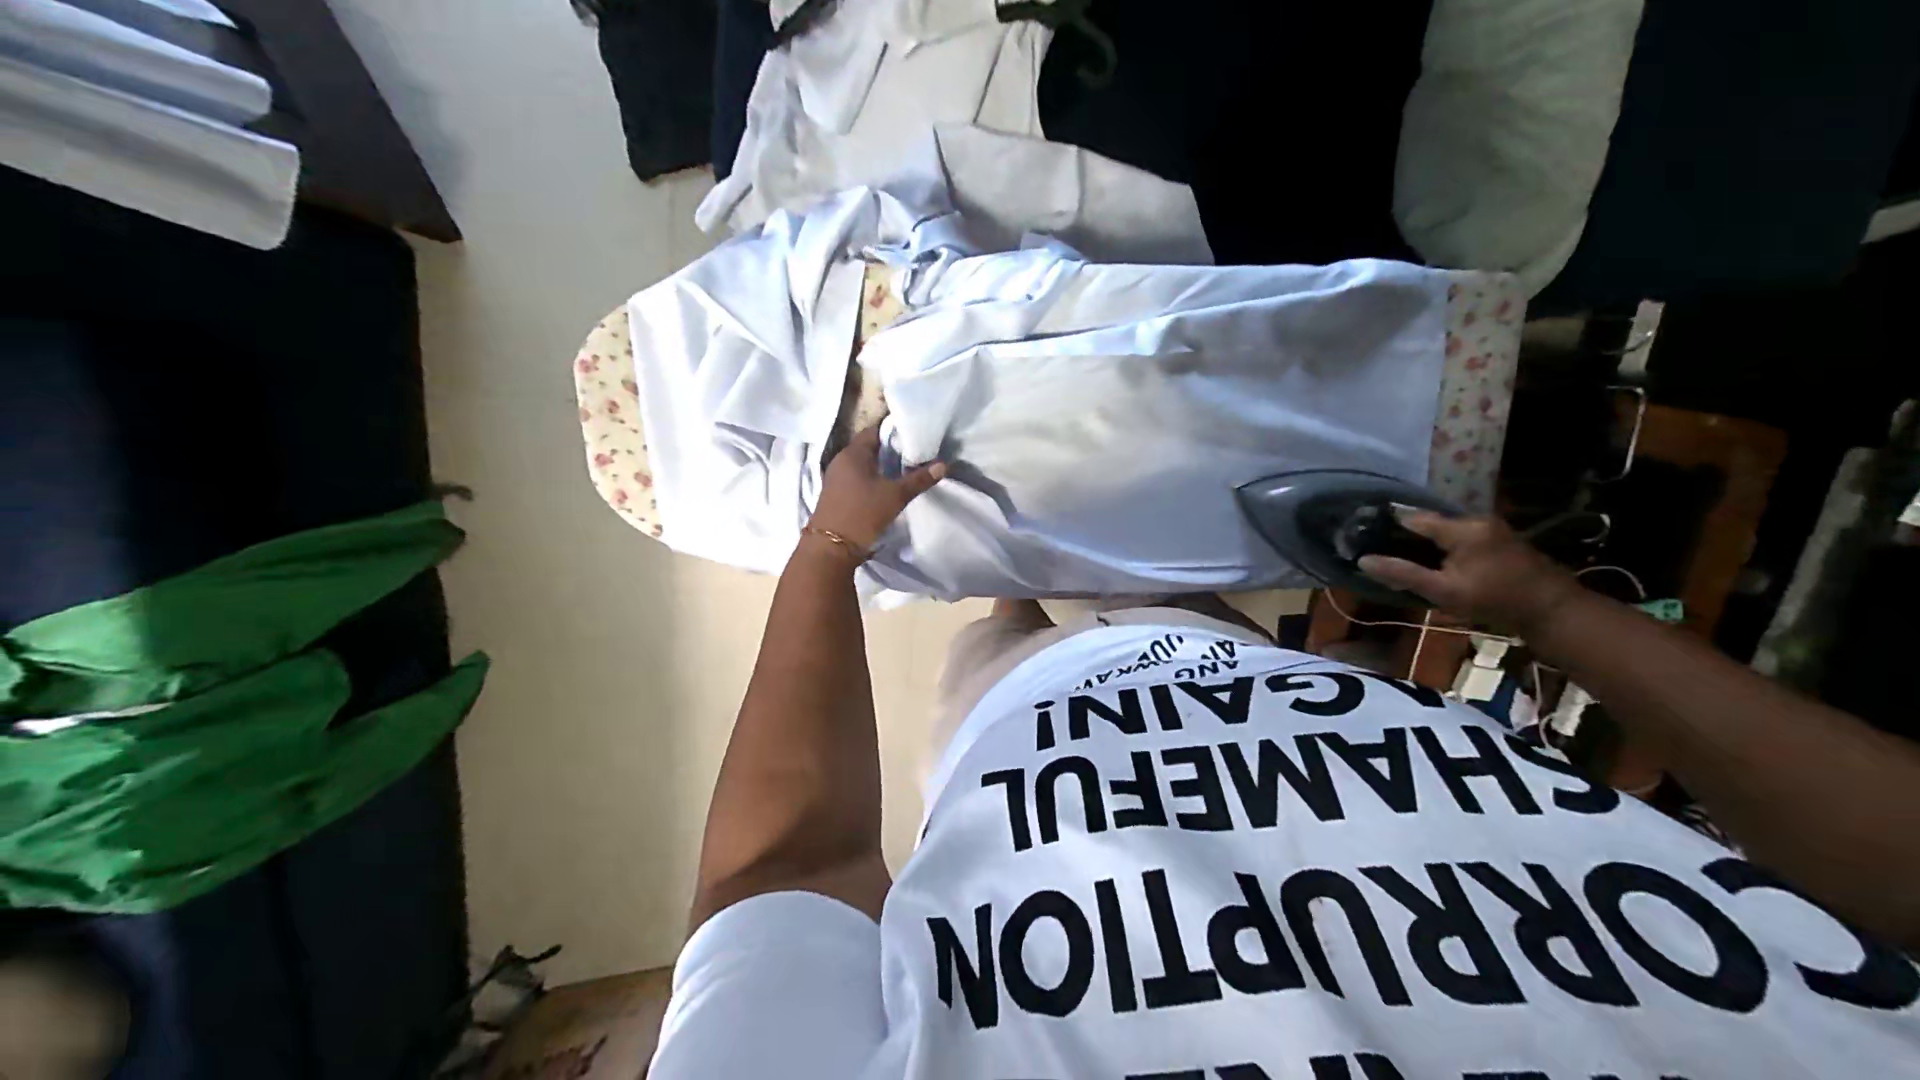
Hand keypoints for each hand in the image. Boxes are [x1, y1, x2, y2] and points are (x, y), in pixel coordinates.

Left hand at [808, 424, 946, 551]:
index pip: (875, 430)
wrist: (832, 548)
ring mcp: (837, 478)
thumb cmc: (863, 514)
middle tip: (915, 453)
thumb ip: (919, 479)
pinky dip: (873, 478)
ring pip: (864, 464)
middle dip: (891, 449)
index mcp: (853, 453)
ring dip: (882, 466)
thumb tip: (943, 464)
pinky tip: (888, 486)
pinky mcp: (837, 493)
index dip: (894, 430)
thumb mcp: (895, 496)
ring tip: (906, 470)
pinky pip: (858, 478)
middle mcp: (841, 460)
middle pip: (869, 447)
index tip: (914, 435)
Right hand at [1358, 512, 1582, 634]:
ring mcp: (1491, 527)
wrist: (1555, 610)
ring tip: (1403, 559)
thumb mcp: (1444, 591)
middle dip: (1405, 537)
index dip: (1387, 527)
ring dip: (1425, 543)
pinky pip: (1460, 536)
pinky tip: (1434, 562)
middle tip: (1383, 554)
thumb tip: (1362, 560)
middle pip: (1429, 523)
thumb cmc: (1496, 600)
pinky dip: (1443, 546)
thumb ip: (1403, 573)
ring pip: (1444, 530)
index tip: (1365, 538)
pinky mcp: (1499, 538)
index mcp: (1461, 528)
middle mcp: (1476, 519)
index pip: (1412, 518)